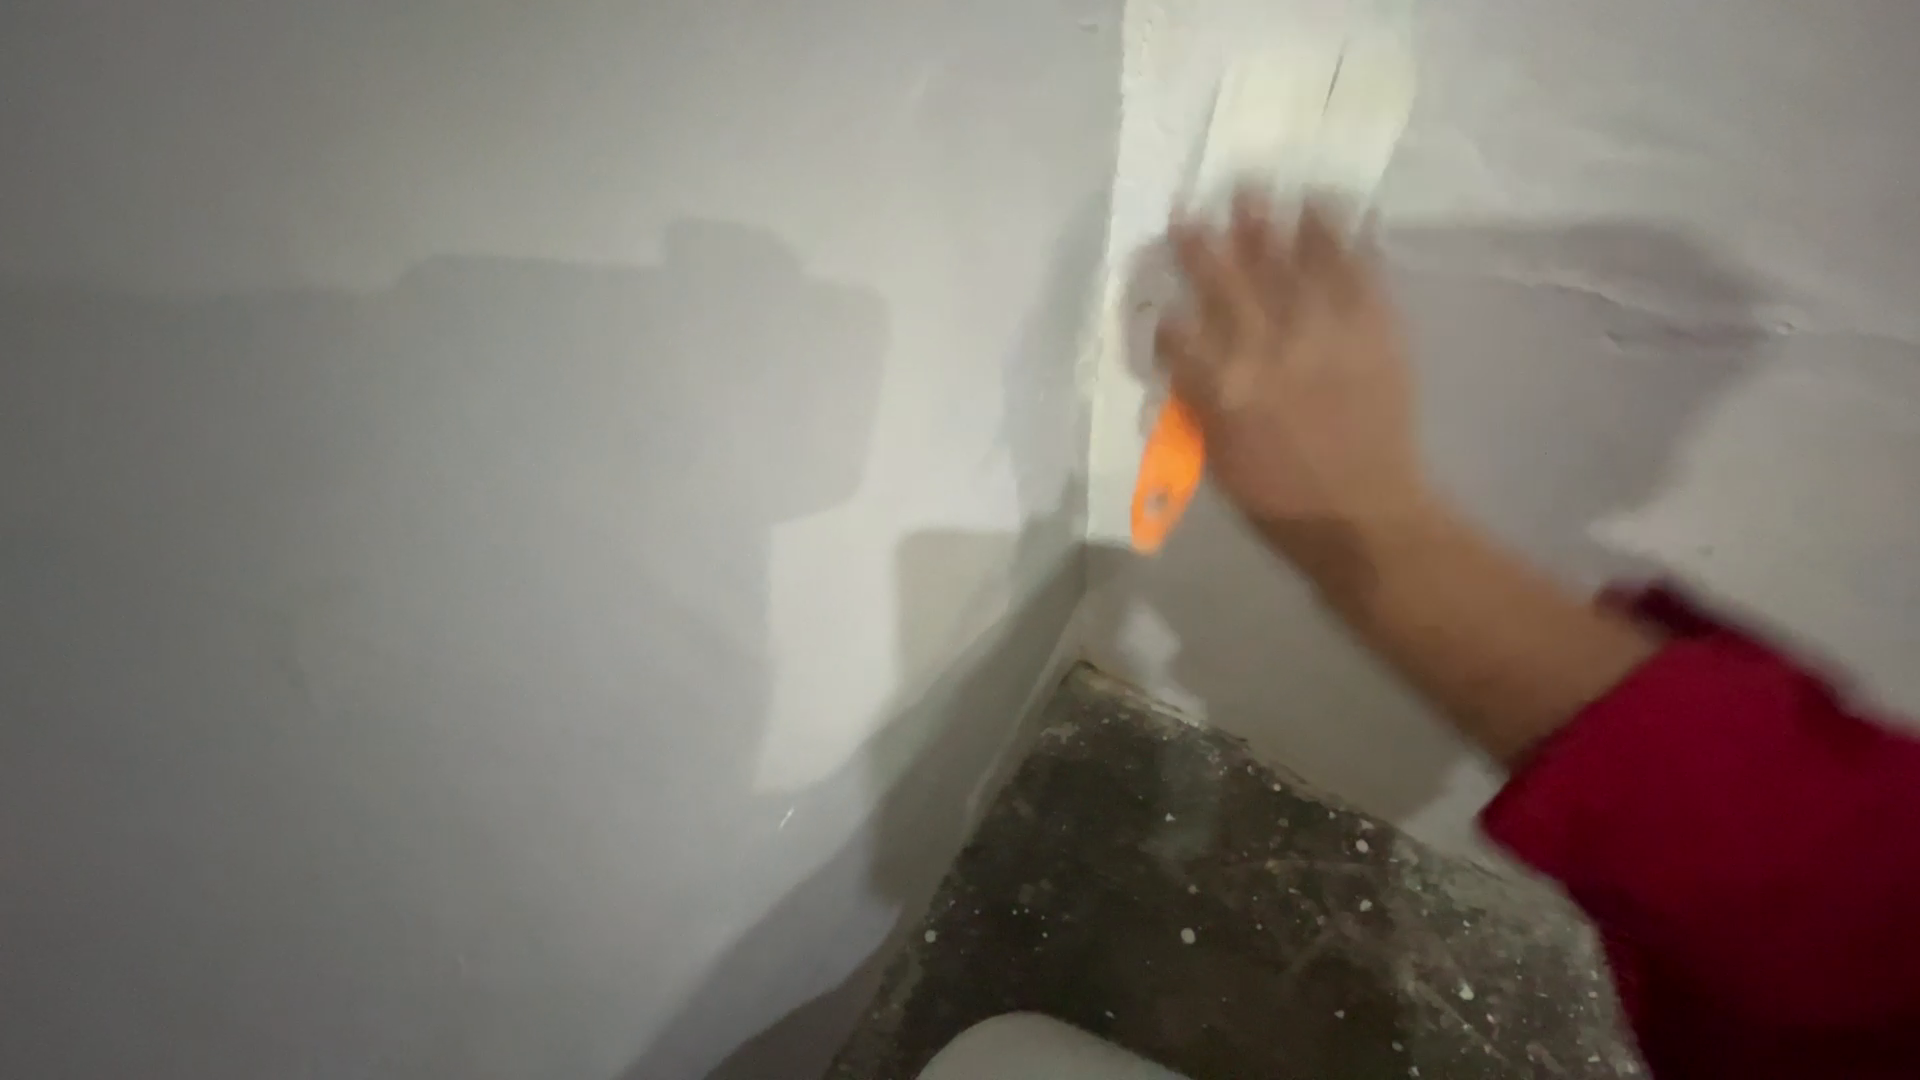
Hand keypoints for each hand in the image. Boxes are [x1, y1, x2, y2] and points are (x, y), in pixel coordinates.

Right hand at [1157, 192, 1432, 571]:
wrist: (1362, 513)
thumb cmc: (1277, 498)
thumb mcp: (1216, 459)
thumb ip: (1197, 403)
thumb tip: (1185, 361)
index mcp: (1219, 390)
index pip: (1176, 335)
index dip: (1164, 312)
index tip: (1159, 297)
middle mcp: (1264, 352)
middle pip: (1223, 285)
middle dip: (1201, 246)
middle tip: (1188, 210)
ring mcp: (1322, 334)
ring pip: (1287, 264)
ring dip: (1265, 224)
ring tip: (1252, 187)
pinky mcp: (1372, 328)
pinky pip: (1353, 269)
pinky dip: (1338, 236)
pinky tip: (1322, 207)